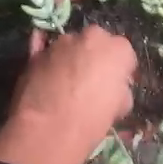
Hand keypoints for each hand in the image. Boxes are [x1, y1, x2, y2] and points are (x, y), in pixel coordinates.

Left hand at [0, 25, 135, 163]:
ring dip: (71, 59)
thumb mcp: (119, 108)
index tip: (114, 87)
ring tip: (65, 85)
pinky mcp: (38, 51)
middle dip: (95, 58)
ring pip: (71, 46)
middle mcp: (91, 36)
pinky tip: (47, 75)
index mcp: (118, 48)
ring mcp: (62, 41)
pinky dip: (49, 59)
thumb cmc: (92, 119)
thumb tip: (114, 90)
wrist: (48, 127)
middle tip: (91, 83)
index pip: (125, 55)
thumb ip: (120, 90)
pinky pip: (47, 51)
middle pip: (97, 43)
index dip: (120, 72)